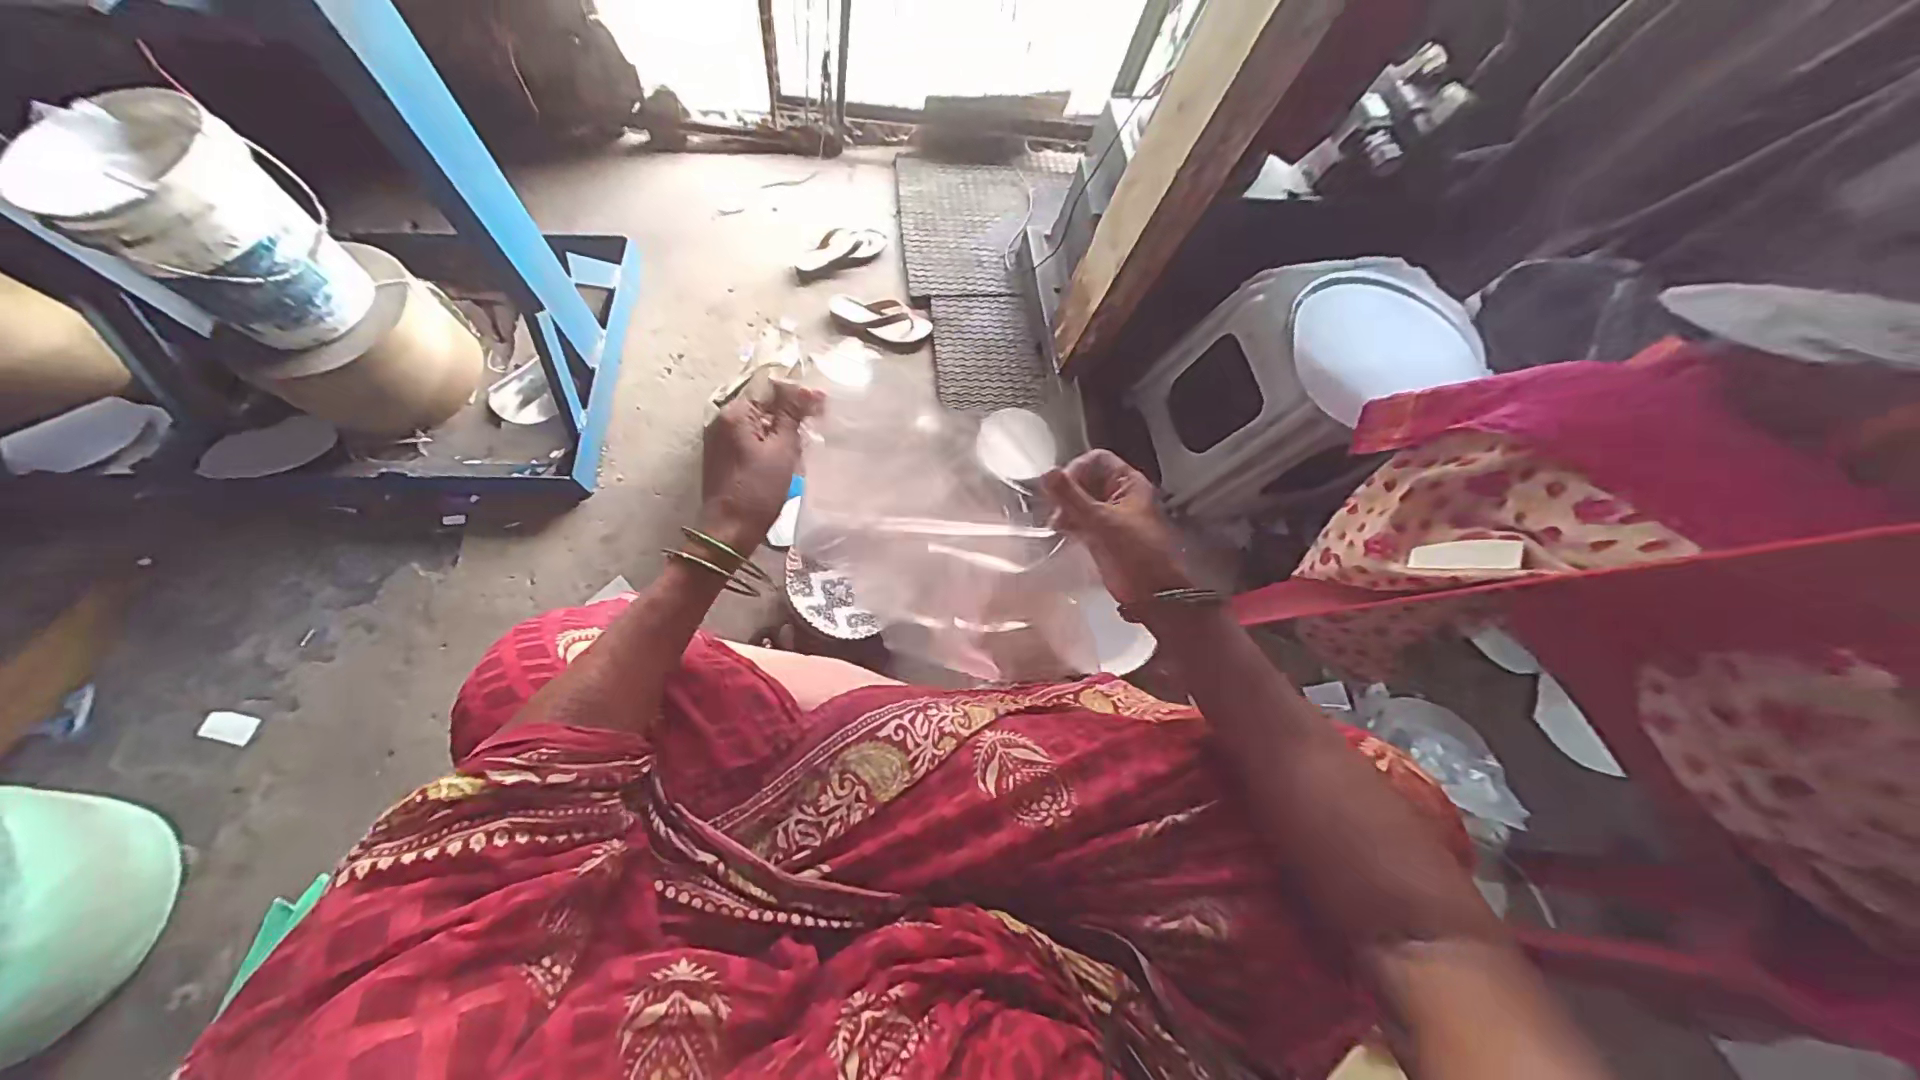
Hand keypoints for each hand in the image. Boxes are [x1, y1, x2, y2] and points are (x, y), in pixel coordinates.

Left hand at [699, 378, 824, 550]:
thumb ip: (792, 415)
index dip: (798, 396)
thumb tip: (807, 388)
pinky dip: (769, 445)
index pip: (770, 390)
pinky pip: (750, 440)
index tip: (822, 408)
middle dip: (790, 415)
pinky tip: (786, 459)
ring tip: (804, 446)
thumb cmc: (758, 490)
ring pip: (758, 425)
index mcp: (734, 414)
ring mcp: (719, 440)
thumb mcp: (782, 450)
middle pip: (763, 407)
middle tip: (816, 428)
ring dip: (781, 432)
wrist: (729, 531)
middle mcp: (721, 421)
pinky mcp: (723, 457)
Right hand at [1041, 450, 1192, 605]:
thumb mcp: (1101, 520)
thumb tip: (1049, 475)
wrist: (1152, 594)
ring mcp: (1111, 517)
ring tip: (1059, 523)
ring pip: (1081, 502)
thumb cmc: (1140, 556)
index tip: (1061, 487)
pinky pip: (1081, 522)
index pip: (1097, 460)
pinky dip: (1070, 525)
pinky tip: (1063, 533)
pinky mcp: (1103, 537)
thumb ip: (1071, 496)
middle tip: (1056, 507)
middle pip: (1086, 481)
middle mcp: (1121, 497)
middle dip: (1068, 492)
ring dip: (1066, 510)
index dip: (1077, 469)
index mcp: (1129, 484)